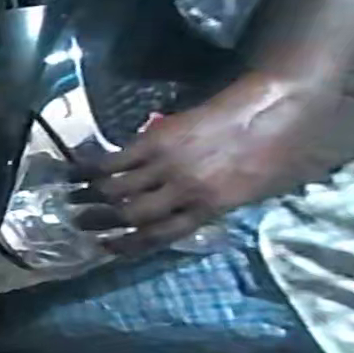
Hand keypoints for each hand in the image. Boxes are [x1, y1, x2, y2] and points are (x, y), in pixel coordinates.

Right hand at [81, 71, 332, 253]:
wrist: (279, 105)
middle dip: (99, 221)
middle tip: (78, 223)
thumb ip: (219, 202)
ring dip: (87, 196)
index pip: (161, 234)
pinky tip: (73, 171)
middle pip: (130, 214)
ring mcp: (167, 164)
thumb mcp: (262, 188)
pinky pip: (112, 160)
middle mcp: (185, 189)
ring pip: (115, 189)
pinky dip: (88, 168)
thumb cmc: (284, 147)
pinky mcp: (153, 141)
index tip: (106, 247)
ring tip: (70, 198)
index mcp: (214, 205)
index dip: (129, 244)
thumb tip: (187, 212)